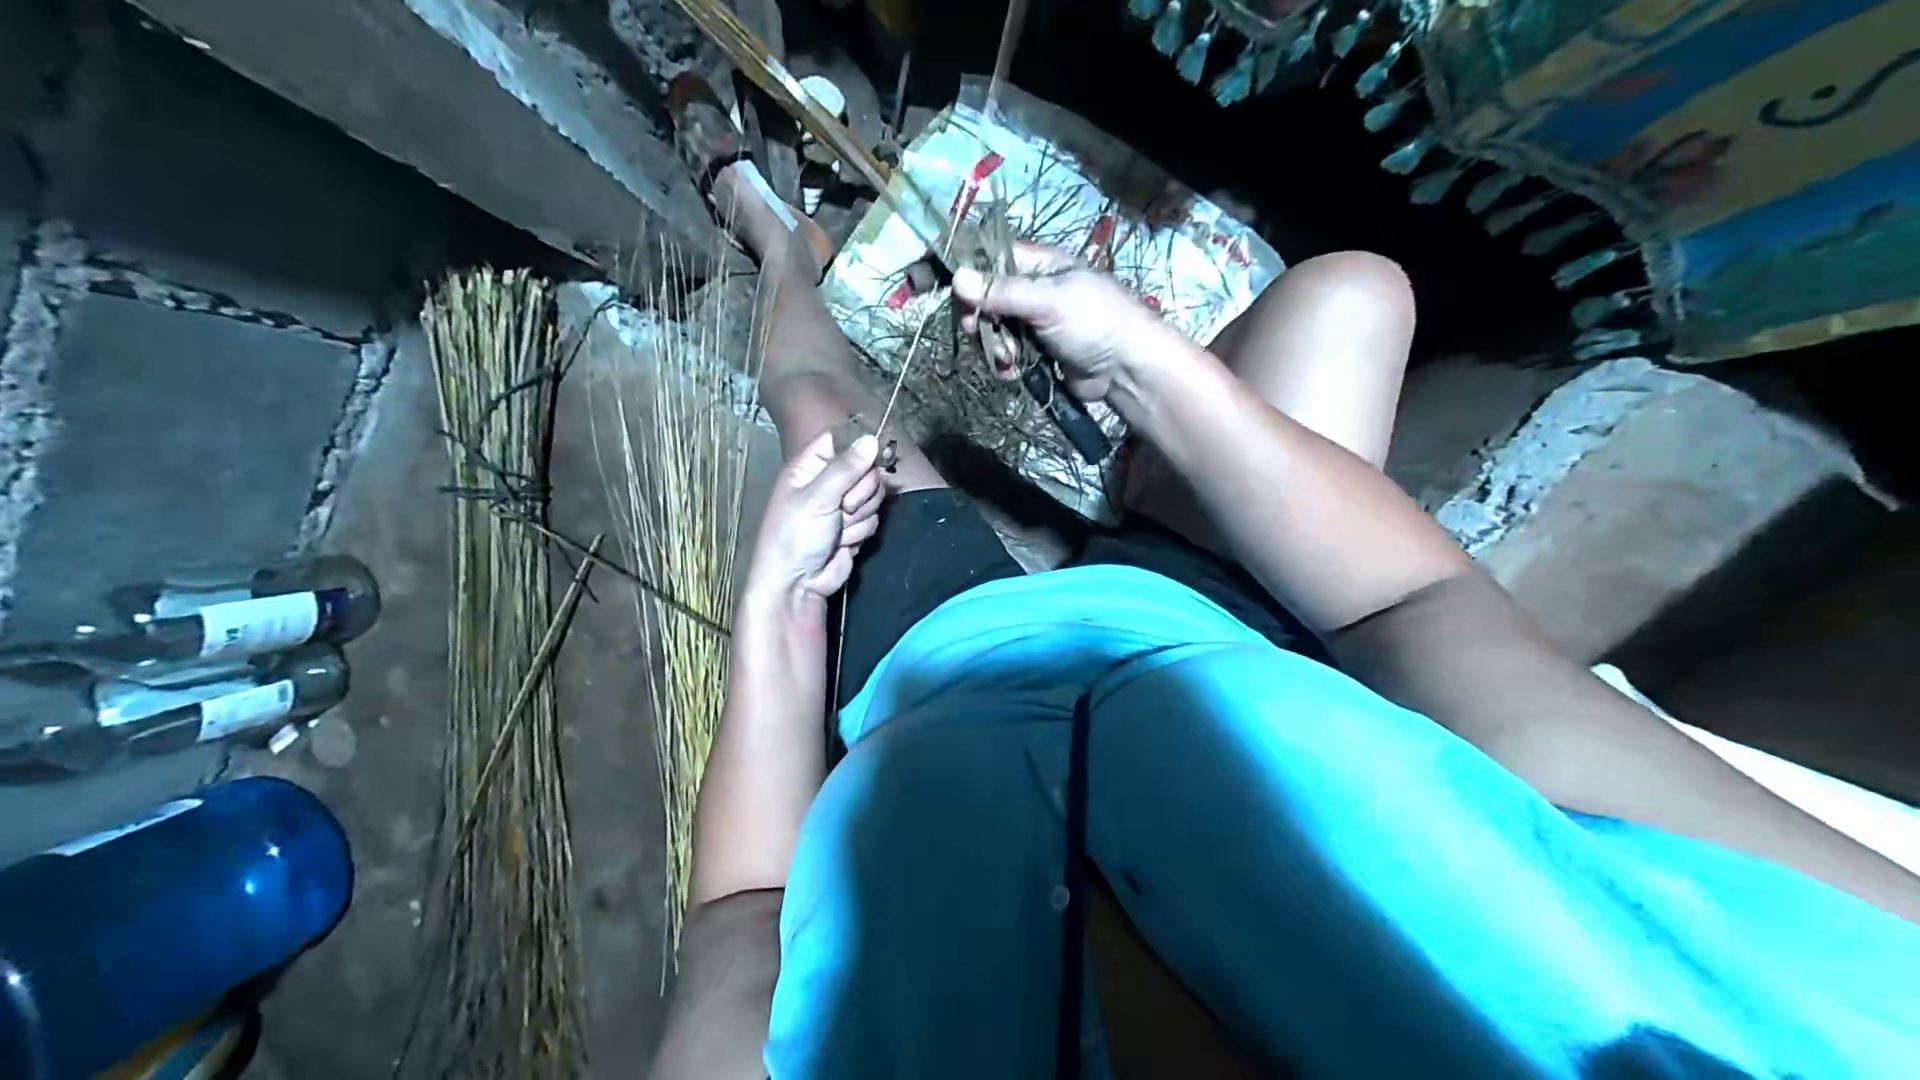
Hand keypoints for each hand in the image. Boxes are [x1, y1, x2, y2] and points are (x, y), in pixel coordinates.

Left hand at [745, 432, 883, 609]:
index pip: (841, 440)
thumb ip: (846, 468)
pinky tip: (843, 542)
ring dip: (859, 515)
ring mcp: (843, 504)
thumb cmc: (795, 537)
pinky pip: (874, 517)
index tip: (870, 458)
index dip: (858, 448)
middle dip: (860, 492)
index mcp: (810, 466)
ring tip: (837, 529)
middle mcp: (827, 481)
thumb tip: (872, 440)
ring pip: (874, 495)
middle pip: (866, 468)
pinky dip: (861, 531)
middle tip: (843, 507)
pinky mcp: (855, 525)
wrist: (797, 584)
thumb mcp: (817, 498)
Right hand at [950, 243, 1154, 401]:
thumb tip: (958, 277)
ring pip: (990, 329)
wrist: (1125, 368)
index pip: (985, 257)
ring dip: (992, 346)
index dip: (958, 269)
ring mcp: (1030, 321)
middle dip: (976, 318)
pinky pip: (1004, 354)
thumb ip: (1003, 292)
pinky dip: (1004, 364)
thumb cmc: (1095, 321)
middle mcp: (1029, 289)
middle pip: (981, 297)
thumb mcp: (1049, 301)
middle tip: (979, 332)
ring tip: (1010, 359)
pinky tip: (1013, 373)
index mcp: (1036, 264)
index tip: (931, 285)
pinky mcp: (1033, 351)